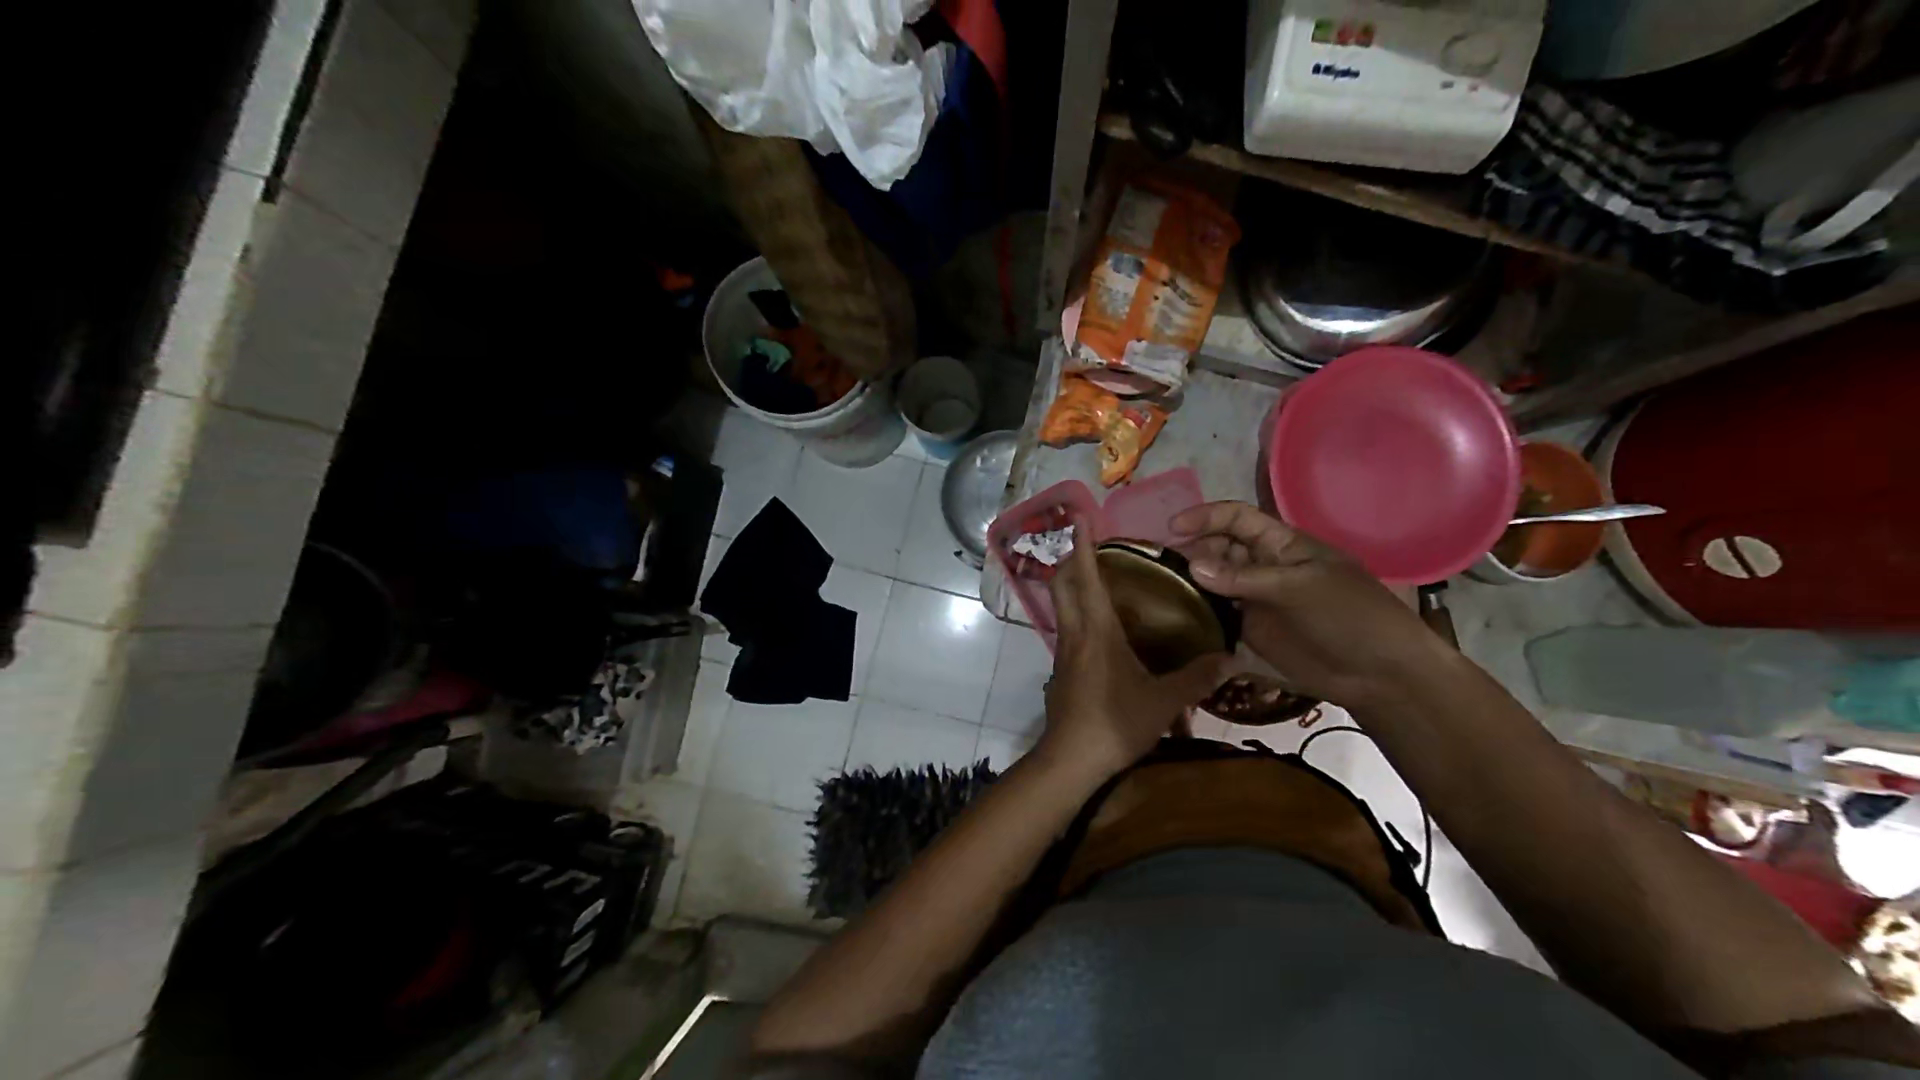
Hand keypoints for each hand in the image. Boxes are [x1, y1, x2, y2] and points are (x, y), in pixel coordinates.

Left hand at [1038, 524, 1225, 779]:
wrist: (1070, 761)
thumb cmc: (1114, 723)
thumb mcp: (1163, 702)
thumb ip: (1197, 678)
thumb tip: (1231, 657)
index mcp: (1096, 630)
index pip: (1085, 577)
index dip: (1082, 545)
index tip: (1080, 519)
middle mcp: (1074, 633)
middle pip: (1063, 585)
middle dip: (1073, 560)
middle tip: (1093, 545)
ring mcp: (1064, 652)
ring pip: (1063, 607)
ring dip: (1074, 586)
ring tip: (1102, 579)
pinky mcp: (1063, 670)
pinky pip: (1069, 629)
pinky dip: (1080, 613)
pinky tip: (1104, 628)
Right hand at [1172, 501, 1448, 708]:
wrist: (1378, 673)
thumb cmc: (1349, 616)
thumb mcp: (1299, 588)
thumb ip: (1244, 578)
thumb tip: (1191, 566)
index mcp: (1283, 544)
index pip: (1238, 519)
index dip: (1206, 517)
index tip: (1174, 528)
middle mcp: (1265, 565)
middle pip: (1220, 547)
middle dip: (1192, 549)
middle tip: (1163, 566)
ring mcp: (1256, 597)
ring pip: (1214, 579)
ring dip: (1192, 579)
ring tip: (1163, 588)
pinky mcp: (1251, 628)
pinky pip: (1218, 611)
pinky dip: (1199, 609)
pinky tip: (1178, 612)